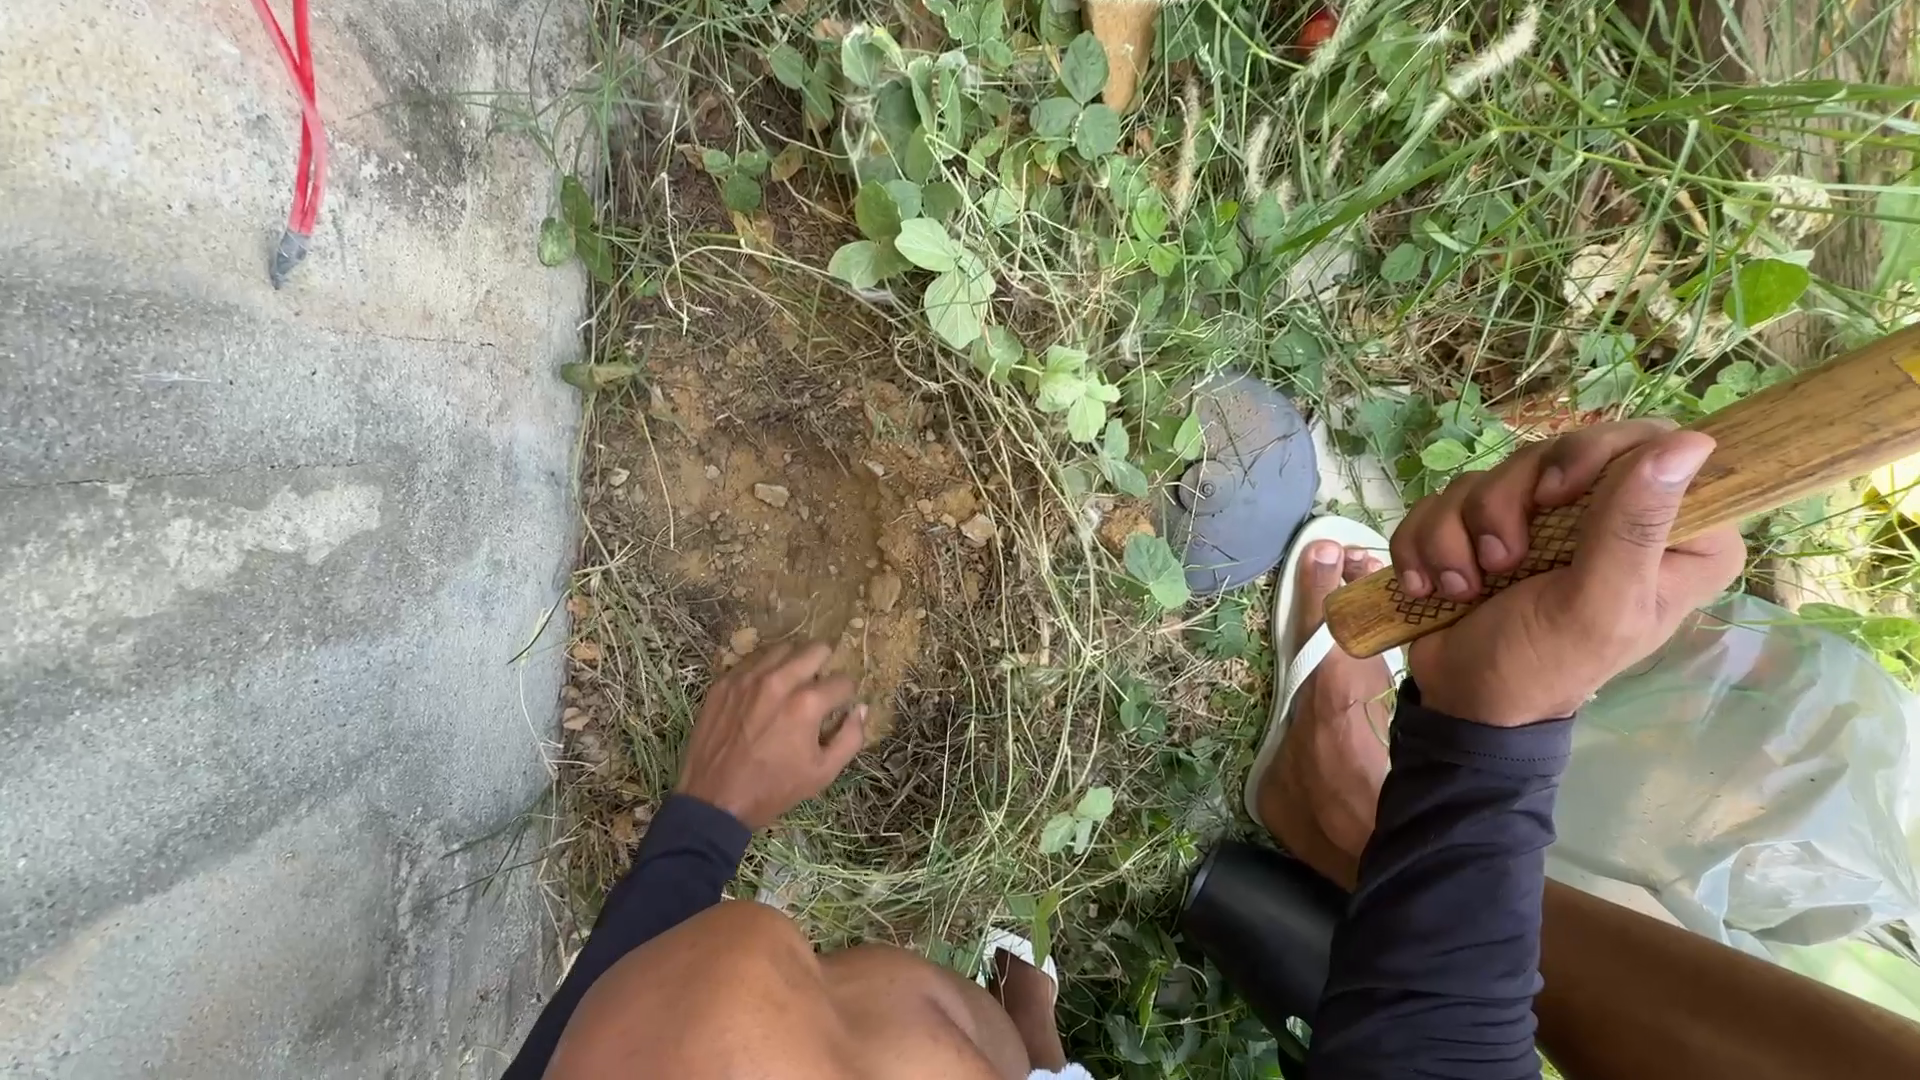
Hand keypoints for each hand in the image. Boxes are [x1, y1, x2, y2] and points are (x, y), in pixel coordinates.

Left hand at [676, 640, 865, 829]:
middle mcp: (778, 681)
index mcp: (807, 704)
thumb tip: (860, 709)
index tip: (839, 705)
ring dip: (794, 662)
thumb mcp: (823, 773)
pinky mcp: (723, 684)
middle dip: (826, 663)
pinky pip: (752, 662)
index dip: (846, 694)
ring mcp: (747, 678)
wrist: (712, 802)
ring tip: (792, 683)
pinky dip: (765, 670)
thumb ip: (850, 737)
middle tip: (821, 683)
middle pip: (815, 649)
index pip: (842, 681)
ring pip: (782, 649)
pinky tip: (764, 691)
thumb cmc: (773, 789)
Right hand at [1391, 420, 1744, 726]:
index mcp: (1669, 533)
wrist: (1461, 694)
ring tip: (1461, 588)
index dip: (1591, 455)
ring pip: (1483, 480)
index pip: (1646, 443)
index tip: (1553, 494)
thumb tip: (1688, 440)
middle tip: (1500, 560)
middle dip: (1504, 507)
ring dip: (1455, 536)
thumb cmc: (1544, 662)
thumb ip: (1633, 526)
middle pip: (1550, 453)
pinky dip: (1423, 545)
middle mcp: (1602, 515)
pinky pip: (1436, 504)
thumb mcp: (1596, 603)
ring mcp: (1532, 521)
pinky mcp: (1472, 529)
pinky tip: (1430, 585)